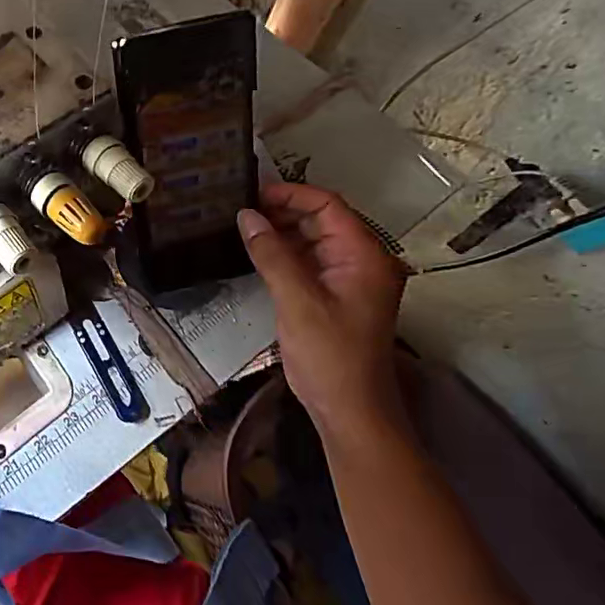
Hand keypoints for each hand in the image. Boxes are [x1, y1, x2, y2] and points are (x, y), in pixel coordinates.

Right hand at [237, 183, 407, 434]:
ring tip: (242, 226)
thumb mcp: (297, 301)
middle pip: (322, 220)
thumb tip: (246, 216)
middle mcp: (361, 261)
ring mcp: (348, 279)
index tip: (253, 193)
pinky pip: (308, 263)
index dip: (291, 195)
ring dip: (281, 232)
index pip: (329, 206)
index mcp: (365, 256)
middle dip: (283, 212)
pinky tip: (256, 251)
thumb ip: (271, 254)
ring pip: (312, 241)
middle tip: (240, 209)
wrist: (349, 411)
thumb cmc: (330, 356)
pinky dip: (284, 254)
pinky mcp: (333, 296)